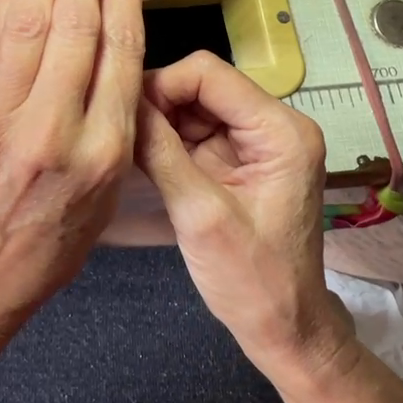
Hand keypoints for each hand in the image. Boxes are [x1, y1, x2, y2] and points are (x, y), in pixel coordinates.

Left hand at [0, 0, 145, 337]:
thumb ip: (118, 118)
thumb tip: (113, 44)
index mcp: (103, 150)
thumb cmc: (54, 236)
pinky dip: (7, 4)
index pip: (120, 51)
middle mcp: (55, 126)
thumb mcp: (111, 189)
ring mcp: (3, 114)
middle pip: (76, 26)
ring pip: (30, 23)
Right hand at [134, 51, 355, 390]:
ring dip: (158, 122)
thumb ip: (161, 152)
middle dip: (157, 104)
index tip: (124, 115)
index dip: (161, 85)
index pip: (208, 73)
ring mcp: (253, 141)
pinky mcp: (236, 158)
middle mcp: (272, 124)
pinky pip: (192, 129)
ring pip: (191, 104)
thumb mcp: (200, 215)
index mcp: (280, 130)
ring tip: (126, 145)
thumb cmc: (251, 279)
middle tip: (119, 132)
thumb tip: (120, 103)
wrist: (283, 329)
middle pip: (199, 84)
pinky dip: (165, 139)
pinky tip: (141, 156)